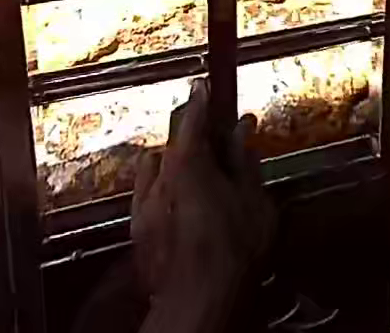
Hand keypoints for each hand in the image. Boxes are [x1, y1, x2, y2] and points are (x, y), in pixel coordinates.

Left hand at [131, 80, 273, 330]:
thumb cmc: (232, 250)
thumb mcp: (253, 200)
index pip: (192, 117)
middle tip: (213, 134)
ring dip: (174, 159)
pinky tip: (175, 197)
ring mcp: (143, 204)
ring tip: (194, 167)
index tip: (204, 83)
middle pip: (173, 140)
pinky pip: (146, 192)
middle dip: (192, 132)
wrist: (196, 306)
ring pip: (156, 165)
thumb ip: (244, 161)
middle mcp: (160, 176)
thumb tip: (242, 128)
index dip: (200, 98)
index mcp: (188, 163)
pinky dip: (161, 185)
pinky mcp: (136, 229)